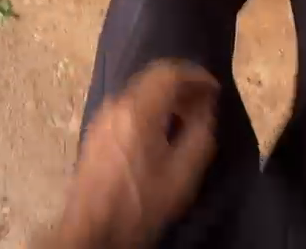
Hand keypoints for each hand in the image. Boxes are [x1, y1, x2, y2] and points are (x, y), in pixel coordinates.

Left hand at [43, 60, 220, 248]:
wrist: (91, 234)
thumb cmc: (140, 205)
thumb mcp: (181, 176)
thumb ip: (200, 134)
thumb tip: (205, 107)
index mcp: (138, 110)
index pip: (170, 72)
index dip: (196, 75)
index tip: (214, 88)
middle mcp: (118, 104)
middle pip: (154, 76)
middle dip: (182, 83)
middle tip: (203, 100)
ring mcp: (103, 116)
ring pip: (140, 89)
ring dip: (166, 94)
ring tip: (185, 114)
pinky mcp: (97, 129)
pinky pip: (128, 103)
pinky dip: (149, 105)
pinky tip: (160, 127)